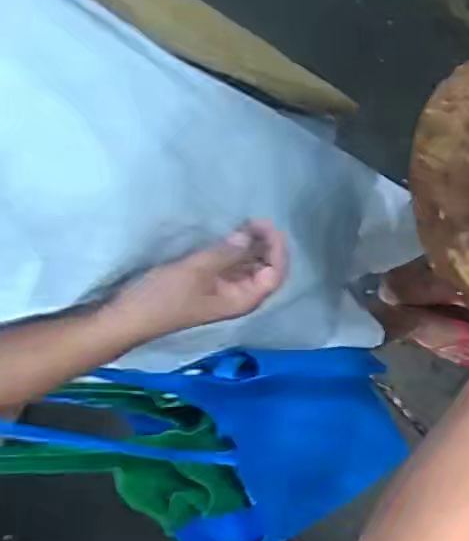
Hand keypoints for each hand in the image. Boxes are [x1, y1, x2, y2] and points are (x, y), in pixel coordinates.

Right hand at [107, 220, 286, 338]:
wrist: (120, 318)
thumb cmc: (160, 297)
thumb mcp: (194, 272)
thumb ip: (224, 254)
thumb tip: (247, 237)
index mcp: (247, 299)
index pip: (275, 273)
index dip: (277, 251)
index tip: (273, 229)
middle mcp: (242, 295)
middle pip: (264, 268)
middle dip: (266, 246)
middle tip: (260, 222)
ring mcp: (224, 290)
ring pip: (247, 266)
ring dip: (251, 247)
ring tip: (250, 225)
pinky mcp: (206, 284)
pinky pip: (228, 266)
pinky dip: (233, 252)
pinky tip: (232, 238)